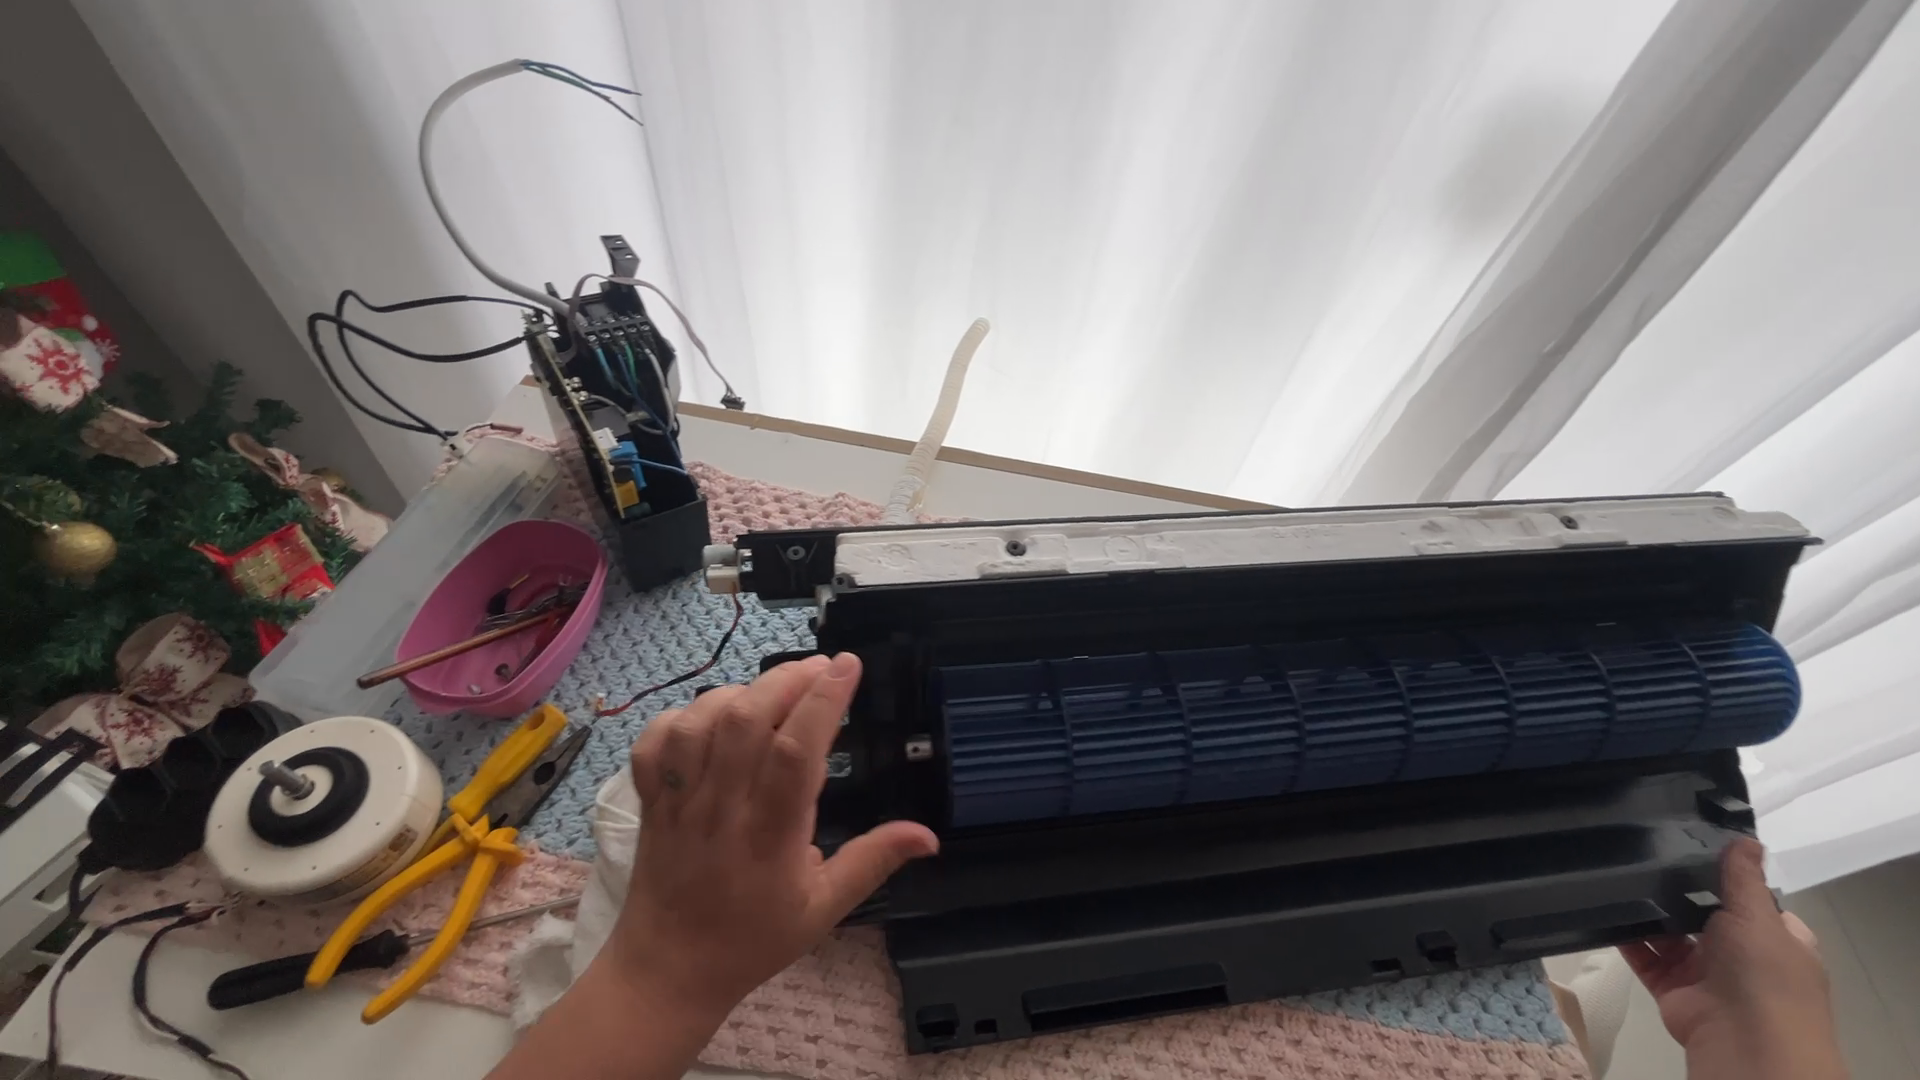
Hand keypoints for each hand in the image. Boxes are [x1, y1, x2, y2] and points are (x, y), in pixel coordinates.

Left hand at [597, 653, 939, 1020]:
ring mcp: (678, 802)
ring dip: (741, 692)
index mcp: (769, 836)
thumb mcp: (825, 908)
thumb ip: (874, 862)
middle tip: (820, 667)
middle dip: (786, 680)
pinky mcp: (649, 800)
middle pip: (746, 722)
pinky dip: (684, 715)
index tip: (848, 666)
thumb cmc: (753, 938)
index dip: (823, 702)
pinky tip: (713, 715)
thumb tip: (928, 835)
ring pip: (701, 724)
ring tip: (774, 688)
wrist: (668, 972)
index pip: (795, 754)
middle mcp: (721, 809)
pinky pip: (656, 742)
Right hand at [1620, 837, 1846, 1079]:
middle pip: (1699, 912)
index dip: (1722, 875)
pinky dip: (1622, 933)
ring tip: (1611, 871)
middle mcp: (1739, 953)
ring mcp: (1702, 970)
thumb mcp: (1759, 918)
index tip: (1684, 842)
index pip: (1747, 898)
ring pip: (1666, 930)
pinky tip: (1601, 905)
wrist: (1744, 1040)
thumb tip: (1746, 838)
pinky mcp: (1669, 983)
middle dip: (1673, 890)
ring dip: (1644, 910)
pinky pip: (1640, 951)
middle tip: (1636, 850)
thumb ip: (1743, 878)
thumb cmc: (1765, 976)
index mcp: (1772, 939)